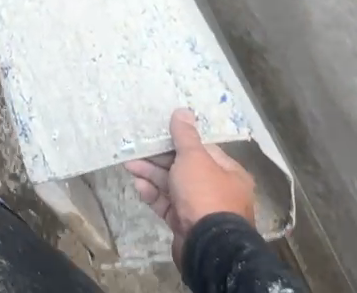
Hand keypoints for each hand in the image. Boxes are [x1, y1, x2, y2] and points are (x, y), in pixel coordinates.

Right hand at [123, 108, 256, 265]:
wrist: (208, 245)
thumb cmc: (205, 194)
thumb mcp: (194, 158)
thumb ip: (185, 136)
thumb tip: (183, 111)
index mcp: (228, 174)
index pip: (201, 150)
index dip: (178, 140)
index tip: (156, 132)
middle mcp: (217, 190)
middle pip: (183, 167)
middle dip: (157, 158)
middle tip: (134, 148)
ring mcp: (201, 208)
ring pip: (171, 185)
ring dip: (150, 174)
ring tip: (128, 166)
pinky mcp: (185, 223)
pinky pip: (167, 203)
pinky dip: (152, 194)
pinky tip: (138, 186)